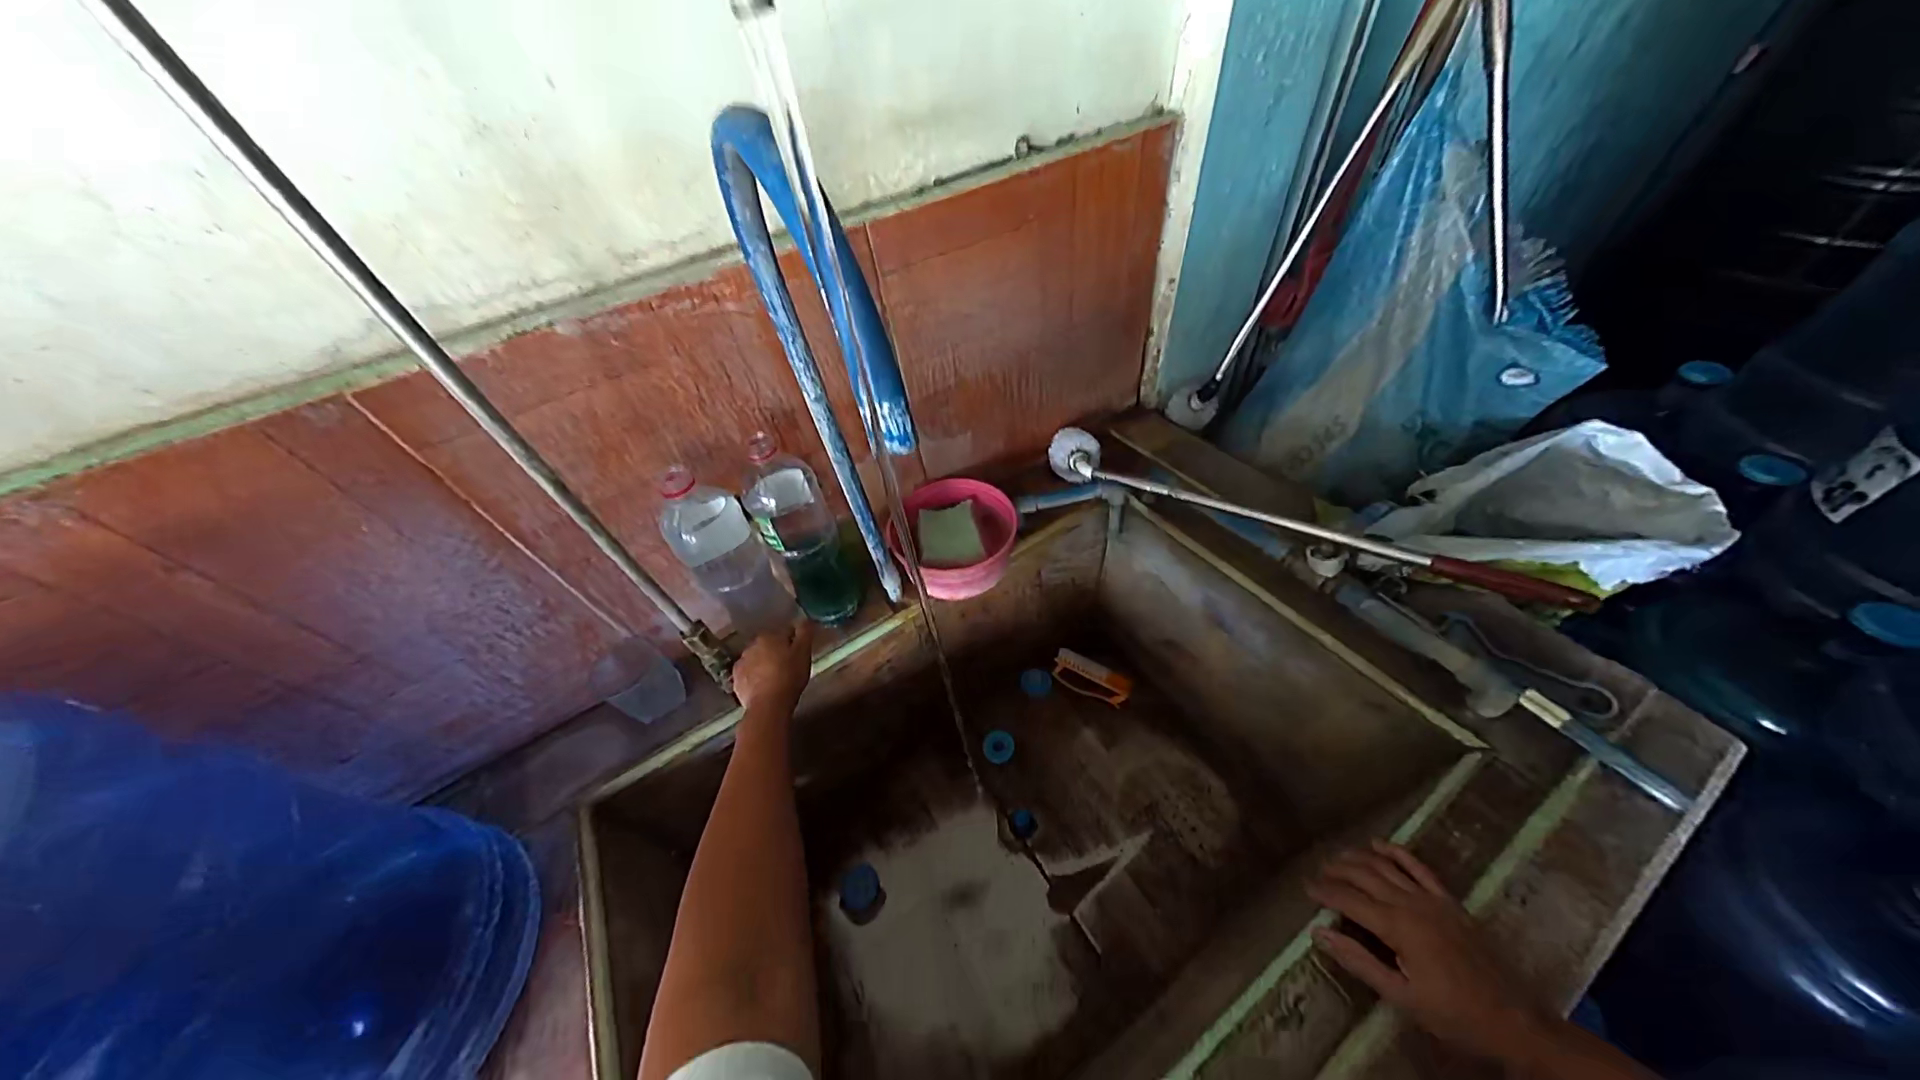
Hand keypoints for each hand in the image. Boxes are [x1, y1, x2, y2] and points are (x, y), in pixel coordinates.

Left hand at [732, 620, 813, 715]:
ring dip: (764, 664)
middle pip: (768, 645)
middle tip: (789, 666)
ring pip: (756, 659)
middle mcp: (751, 646)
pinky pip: (748, 674)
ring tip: (776, 678)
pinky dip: (754, 678)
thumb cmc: (789, 676)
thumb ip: (805, 632)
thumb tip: (805, 619)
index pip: (784, 632)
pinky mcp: (736, 680)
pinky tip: (763, 687)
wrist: (768, 705)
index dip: (794, 642)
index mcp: (769, 636)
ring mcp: (741, 663)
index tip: (800, 653)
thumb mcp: (803, 652)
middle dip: (776, 652)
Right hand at [1308, 840, 1547, 1063]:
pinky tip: (1380, 845)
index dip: (1323, 891)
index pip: (1348, 899)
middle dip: (1336, 870)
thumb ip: (1358, 960)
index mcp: (1396, 926)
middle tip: (1317, 872)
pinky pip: (1419, 867)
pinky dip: (1397, 852)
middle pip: (1363, 875)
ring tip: (1338, 856)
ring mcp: (1433, 899)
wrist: (1516, 1023)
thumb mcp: (1401, 996)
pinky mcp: (1450, 901)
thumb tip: (1318, 932)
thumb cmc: (1454, 1015)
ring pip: (1386, 865)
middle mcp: (1411, 903)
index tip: (1304, 888)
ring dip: (1358, 857)